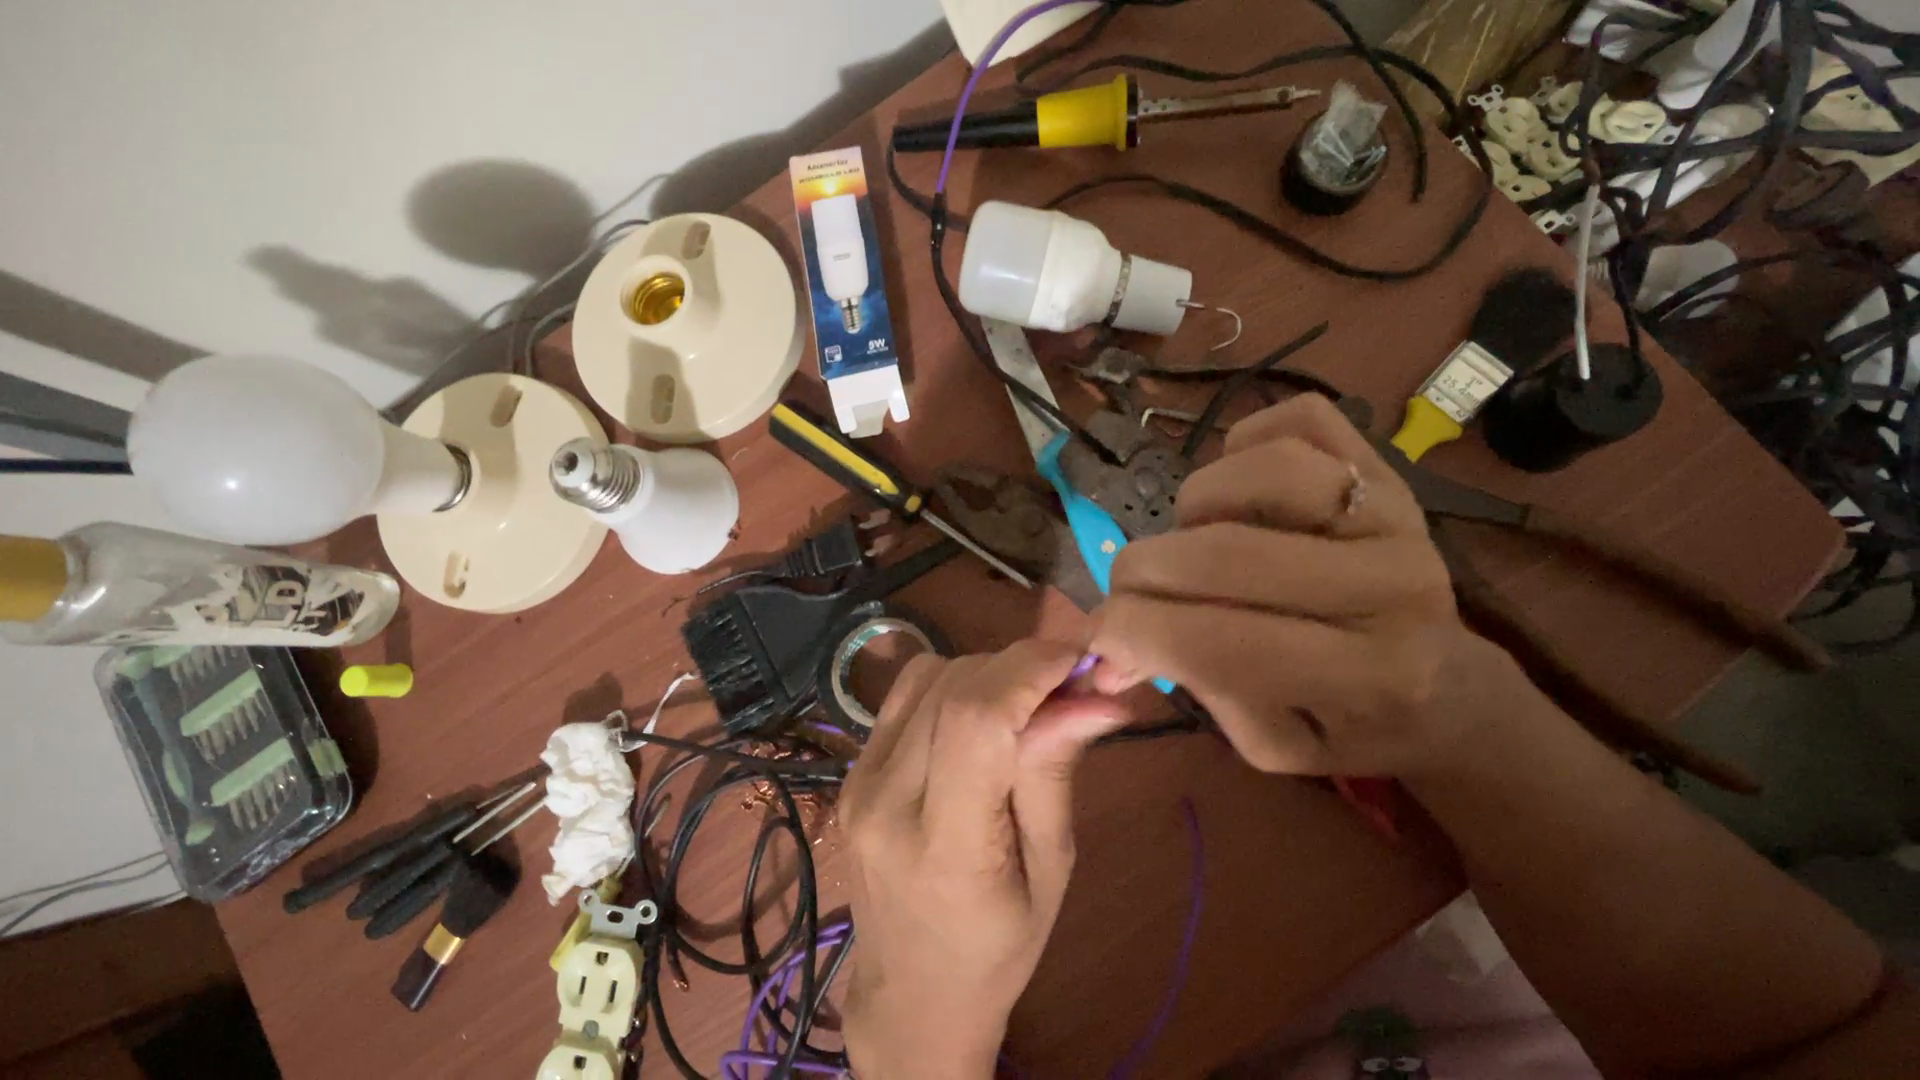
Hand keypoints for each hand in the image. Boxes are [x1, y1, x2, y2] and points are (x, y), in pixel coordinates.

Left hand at [837, 640, 1126, 1079]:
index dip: (1030, 669)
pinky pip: (905, 695)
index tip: (1079, 656)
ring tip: (1026, 707)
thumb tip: (1094, 695)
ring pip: (927, 677)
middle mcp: (885, 801)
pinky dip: (952, 685)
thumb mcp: (1051, 871)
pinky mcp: (850, 772)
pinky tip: (980, 717)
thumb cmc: (999, 948)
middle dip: (1018, 667)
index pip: (977, 719)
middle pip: (953, 686)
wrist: (912, 992)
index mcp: (944, 845)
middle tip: (1067, 686)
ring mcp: (857, 783)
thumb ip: (1054, 774)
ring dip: (986, 673)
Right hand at [1089, 394, 1499, 777]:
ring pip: (1263, 472)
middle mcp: (1395, 585)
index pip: (1221, 642)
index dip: (1132, 631)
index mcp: (1370, 676)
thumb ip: (1192, 689)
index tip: (1098, 634)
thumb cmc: (1348, 723)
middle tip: (1129, 590)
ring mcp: (1396, 511)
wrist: (1442, 684)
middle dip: (1142, 572)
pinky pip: (1297, 421)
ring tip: (1197, 539)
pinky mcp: (1386, 463)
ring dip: (1196, 505)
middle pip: (1226, 554)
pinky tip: (1239, 494)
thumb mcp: (1272, 744)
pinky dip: (1242, 446)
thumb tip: (1104, 650)